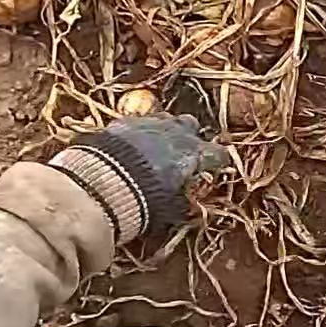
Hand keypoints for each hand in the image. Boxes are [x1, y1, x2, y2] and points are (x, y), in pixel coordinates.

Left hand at [100, 114, 227, 194]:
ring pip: (164, 118)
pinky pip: (136, 121)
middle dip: (188, 135)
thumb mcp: (172, 208)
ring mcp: (151, 123)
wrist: (106, 183)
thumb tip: (187, 203)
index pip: (218, 153)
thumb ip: (184, 200)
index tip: (214, 166)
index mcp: (195, 153)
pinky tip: (130, 143)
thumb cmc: (147, 199)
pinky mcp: (125, 121)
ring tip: (154, 144)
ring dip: (163, 129)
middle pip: (191, 125)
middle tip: (181, 150)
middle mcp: (178, 133)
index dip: (217, 160)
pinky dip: (136, 131)